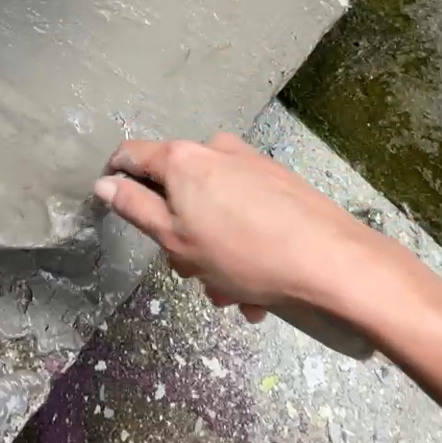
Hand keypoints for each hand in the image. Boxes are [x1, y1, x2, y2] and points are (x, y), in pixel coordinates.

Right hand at [94, 132, 426, 331]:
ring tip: (237, 293)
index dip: (117, 180)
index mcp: (182, 159)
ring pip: (213, 206)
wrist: (337, 264)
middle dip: (180, 232)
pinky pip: (245, 210)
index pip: (130, 154)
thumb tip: (104, 183)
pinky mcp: (281, 181)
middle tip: (194, 273)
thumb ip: (134, 208)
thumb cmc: (244, 254)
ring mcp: (251, 163)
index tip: (121, 209)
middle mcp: (214, 150)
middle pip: (177, 188)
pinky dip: (244, 242)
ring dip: (214, 248)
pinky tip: (261, 285)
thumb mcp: (175, 240)